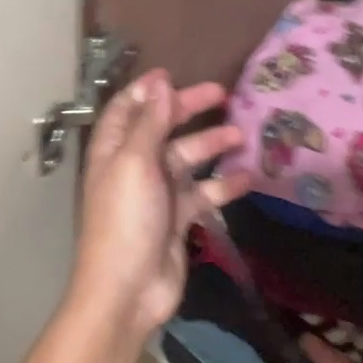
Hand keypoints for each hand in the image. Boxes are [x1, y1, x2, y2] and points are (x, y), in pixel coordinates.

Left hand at [70, 69, 253, 339]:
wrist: (128, 288)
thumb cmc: (125, 219)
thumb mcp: (136, 164)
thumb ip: (150, 123)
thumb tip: (159, 82)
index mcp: (113, 150)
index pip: (127, 109)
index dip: (147, 91)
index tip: (173, 74)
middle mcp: (132, 166)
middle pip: (161, 129)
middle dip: (187, 109)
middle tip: (223, 94)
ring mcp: (155, 193)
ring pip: (185, 160)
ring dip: (210, 145)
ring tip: (242, 135)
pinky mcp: (176, 219)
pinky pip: (202, 194)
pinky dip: (222, 185)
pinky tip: (248, 177)